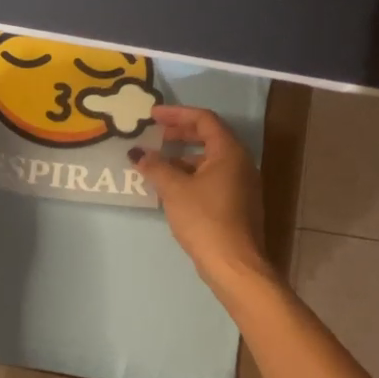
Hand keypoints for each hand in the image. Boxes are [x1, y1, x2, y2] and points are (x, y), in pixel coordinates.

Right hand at [130, 105, 268, 278]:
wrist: (233, 263)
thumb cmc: (204, 219)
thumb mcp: (174, 189)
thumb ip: (155, 166)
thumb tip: (138, 153)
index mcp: (229, 152)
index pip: (204, 120)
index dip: (177, 114)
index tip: (152, 115)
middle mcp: (240, 163)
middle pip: (209, 137)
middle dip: (180, 134)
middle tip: (154, 135)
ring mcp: (240, 184)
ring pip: (209, 159)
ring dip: (183, 156)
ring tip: (157, 162)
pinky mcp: (235, 203)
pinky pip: (211, 177)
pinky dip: (190, 174)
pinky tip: (170, 186)